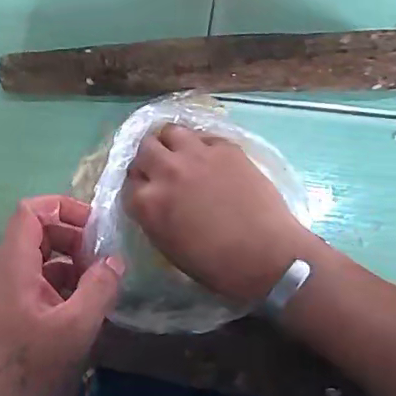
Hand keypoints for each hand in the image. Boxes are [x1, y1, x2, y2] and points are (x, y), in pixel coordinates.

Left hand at [0, 196, 124, 395]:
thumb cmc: (32, 369)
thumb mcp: (77, 326)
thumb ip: (100, 287)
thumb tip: (115, 259)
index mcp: (14, 265)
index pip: (30, 210)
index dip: (63, 208)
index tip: (96, 228)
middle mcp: (7, 272)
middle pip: (37, 232)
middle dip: (72, 236)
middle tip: (103, 258)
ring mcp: (8, 294)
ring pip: (41, 260)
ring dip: (71, 263)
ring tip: (101, 284)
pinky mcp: (13, 315)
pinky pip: (40, 284)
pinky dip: (64, 285)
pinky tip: (87, 308)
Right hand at [125, 124, 321, 304]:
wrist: (267, 256)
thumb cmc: (215, 264)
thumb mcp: (167, 246)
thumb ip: (151, 216)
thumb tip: (152, 202)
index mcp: (147, 202)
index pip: (128, 182)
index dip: (138, 186)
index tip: (147, 193)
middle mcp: (166, 171)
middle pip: (144, 148)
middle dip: (149, 159)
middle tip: (161, 170)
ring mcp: (197, 155)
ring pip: (170, 131)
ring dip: (171, 143)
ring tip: (181, 155)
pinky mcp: (226, 148)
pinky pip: (204, 136)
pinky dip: (201, 145)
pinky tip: (210, 160)